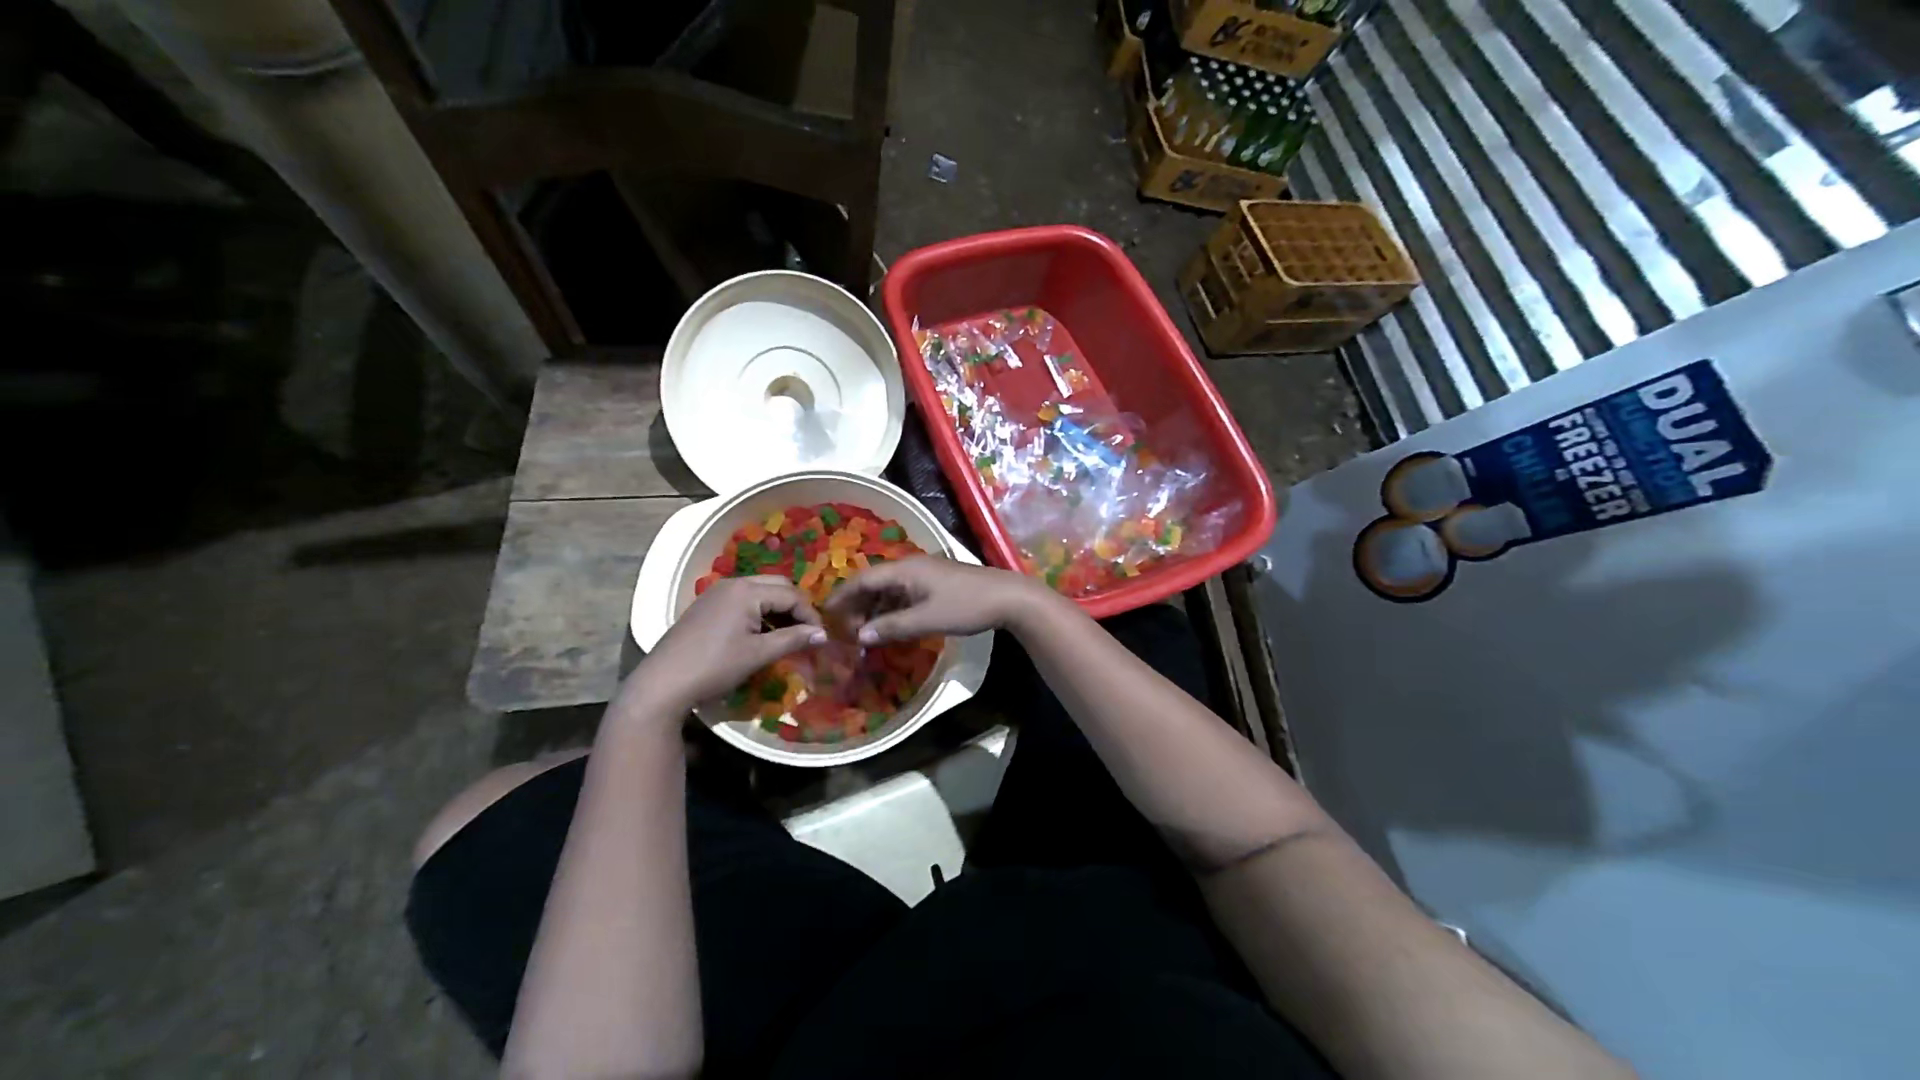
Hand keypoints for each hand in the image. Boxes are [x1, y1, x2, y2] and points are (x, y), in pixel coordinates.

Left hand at [630, 576, 826, 711]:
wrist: (663, 682)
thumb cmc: (715, 666)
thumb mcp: (758, 654)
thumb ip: (793, 639)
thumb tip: (823, 635)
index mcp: (747, 591)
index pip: (791, 595)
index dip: (810, 615)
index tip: (821, 638)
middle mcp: (733, 583)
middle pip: (777, 586)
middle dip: (796, 607)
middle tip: (806, 633)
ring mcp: (717, 593)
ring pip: (760, 591)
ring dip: (778, 609)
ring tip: (788, 636)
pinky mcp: (707, 605)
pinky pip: (743, 599)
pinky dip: (759, 612)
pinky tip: (761, 634)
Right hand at [823, 556, 1046, 644]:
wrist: (1009, 598)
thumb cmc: (967, 606)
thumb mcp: (927, 619)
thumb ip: (893, 627)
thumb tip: (860, 636)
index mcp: (905, 569)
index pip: (863, 579)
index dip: (843, 596)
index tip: (826, 614)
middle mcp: (911, 567)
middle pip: (874, 584)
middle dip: (857, 606)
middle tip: (845, 631)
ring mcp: (925, 575)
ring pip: (889, 591)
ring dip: (875, 610)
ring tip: (864, 633)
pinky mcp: (936, 585)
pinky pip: (904, 596)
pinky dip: (892, 610)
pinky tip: (889, 627)